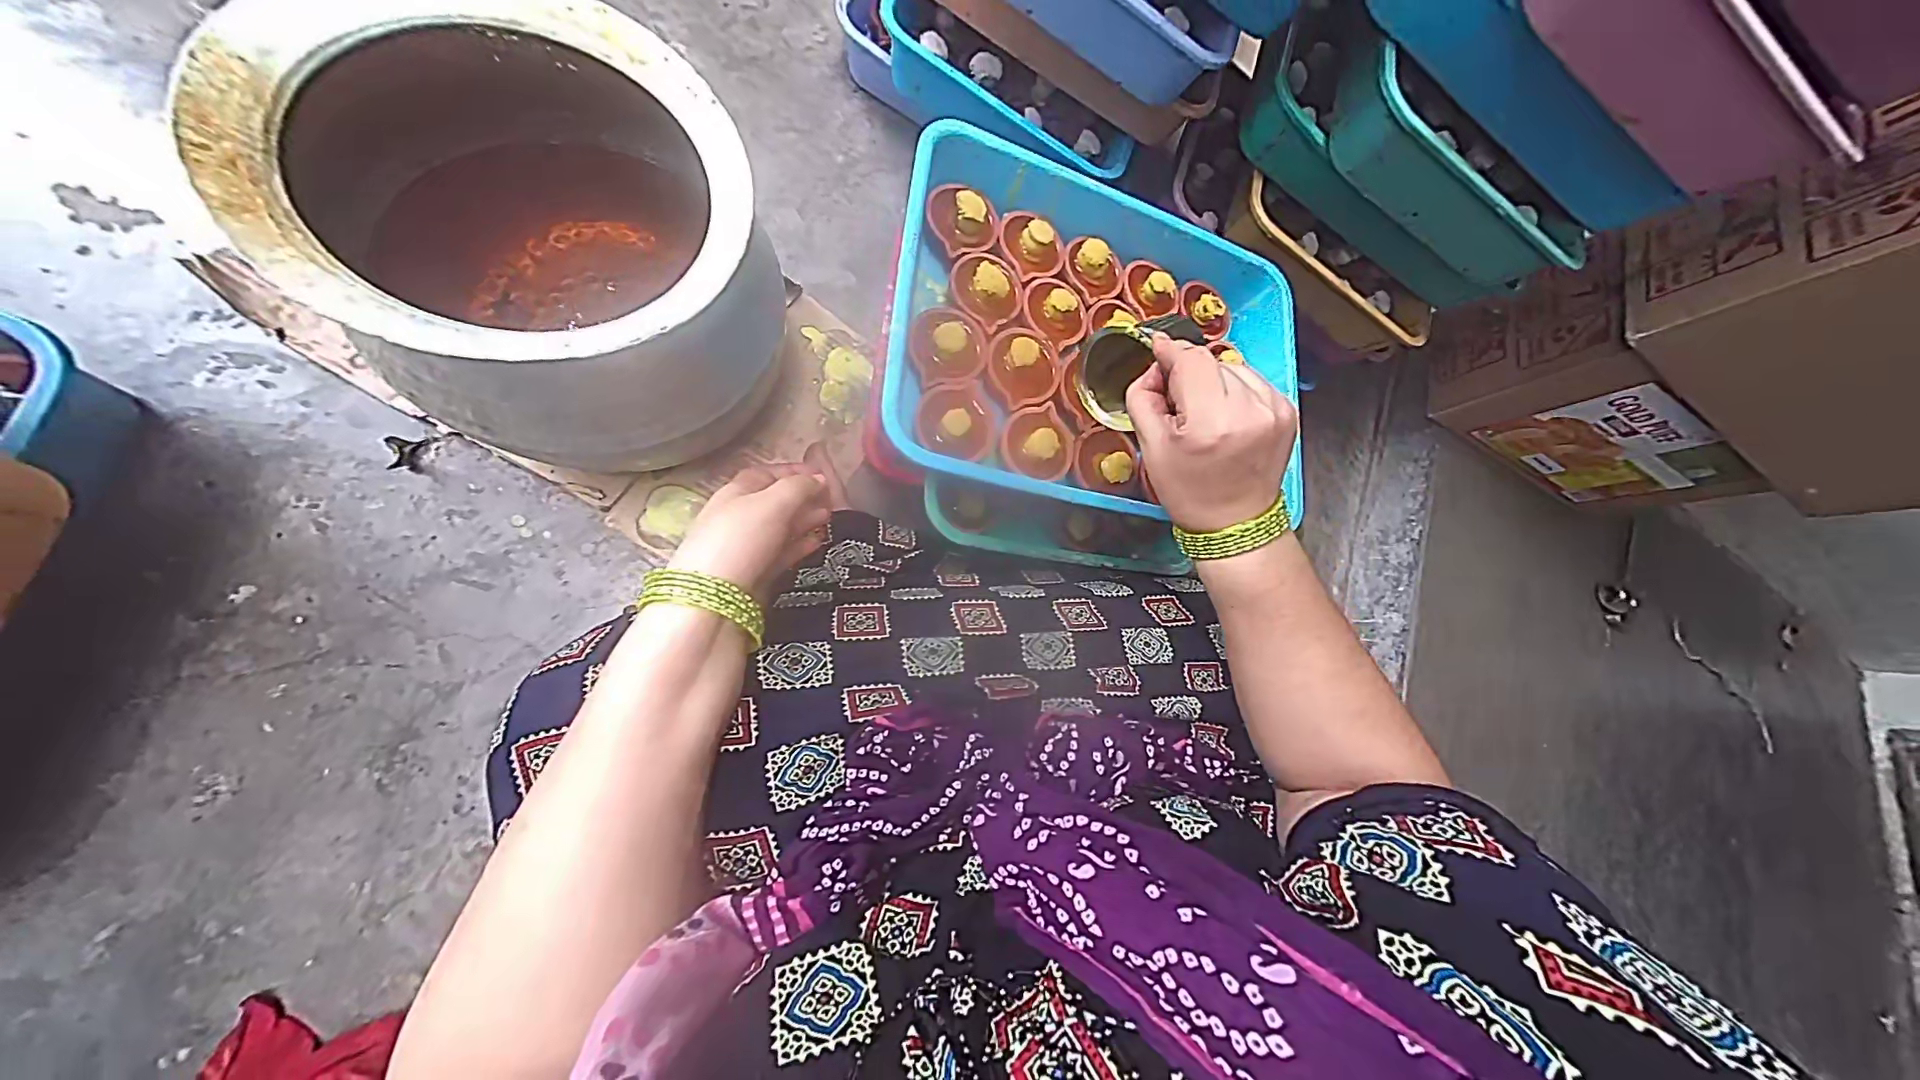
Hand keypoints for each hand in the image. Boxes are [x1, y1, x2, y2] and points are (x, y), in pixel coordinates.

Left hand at [667, 444, 848, 596]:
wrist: (714, 598)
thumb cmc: (741, 539)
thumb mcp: (773, 503)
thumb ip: (798, 487)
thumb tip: (819, 479)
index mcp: (735, 492)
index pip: (765, 473)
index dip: (793, 471)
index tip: (821, 475)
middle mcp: (736, 517)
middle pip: (773, 501)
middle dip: (803, 498)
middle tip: (830, 500)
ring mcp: (744, 547)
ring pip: (778, 528)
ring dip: (804, 521)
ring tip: (828, 519)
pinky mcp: (752, 574)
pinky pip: (779, 554)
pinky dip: (798, 546)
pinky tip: (816, 543)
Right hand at [1125, 333, 1296, 532]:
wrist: (1235, 521)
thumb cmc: (1191, 491)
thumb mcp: (1151, 448)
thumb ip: (1143, 398)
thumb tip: (1155, 368)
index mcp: (1210, 423)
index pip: (1190, 360)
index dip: (1169, 351)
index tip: (1156, 347)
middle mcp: (1248, 409)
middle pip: (1210, 361)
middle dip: (1188, 373)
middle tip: (1175, 402)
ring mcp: (1273, 408)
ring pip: (1232, 367)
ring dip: (1212, 380)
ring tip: (1202, 413)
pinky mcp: (1286, 409)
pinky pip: (1251, 380)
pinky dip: (1233, 390)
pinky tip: (1224, 416)